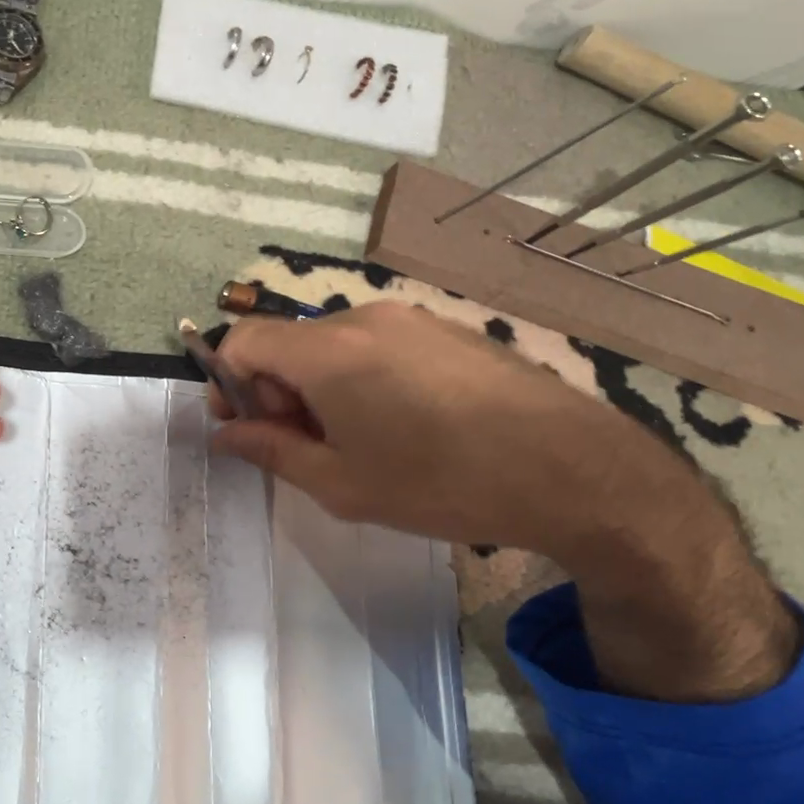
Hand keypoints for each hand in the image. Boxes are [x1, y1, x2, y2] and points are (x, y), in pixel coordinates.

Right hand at [207, 302, 690, 560]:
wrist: (576, 472)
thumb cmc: (441, 482)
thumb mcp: (339, 484)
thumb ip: (270, 451)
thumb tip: (226, 435)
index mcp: (328, 352)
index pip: (243, 340)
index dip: (227, 382)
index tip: (246, 427)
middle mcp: (365, 319)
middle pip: (288, 343)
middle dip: (276, 391)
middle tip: (302, 446)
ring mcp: (413, 320)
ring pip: (333, 345)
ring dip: (319, 386)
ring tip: (356, 441)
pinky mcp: (450, 332)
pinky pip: (378, 345)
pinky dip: (362, 378)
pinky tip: (403, 426)